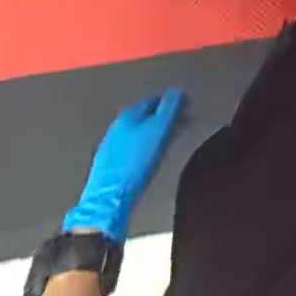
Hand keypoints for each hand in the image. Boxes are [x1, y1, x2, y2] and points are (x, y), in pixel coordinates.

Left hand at [62, 88, 185, 242]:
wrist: (109, 203)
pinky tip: (154, 156)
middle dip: (166, 117)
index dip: (174, 102)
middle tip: (183, 123)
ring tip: (172, 139)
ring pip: (140, 132)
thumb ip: (169, 109)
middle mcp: (117, 127)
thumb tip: (177, 91)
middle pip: (147, 115)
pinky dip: (147, 146)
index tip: (187, 107)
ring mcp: (112, 147)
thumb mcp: (158, 131)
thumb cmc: (134, 166)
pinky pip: (133, 148)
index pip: (155, 99)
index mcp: (128, 115)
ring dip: (158, 132)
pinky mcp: (111, 165)